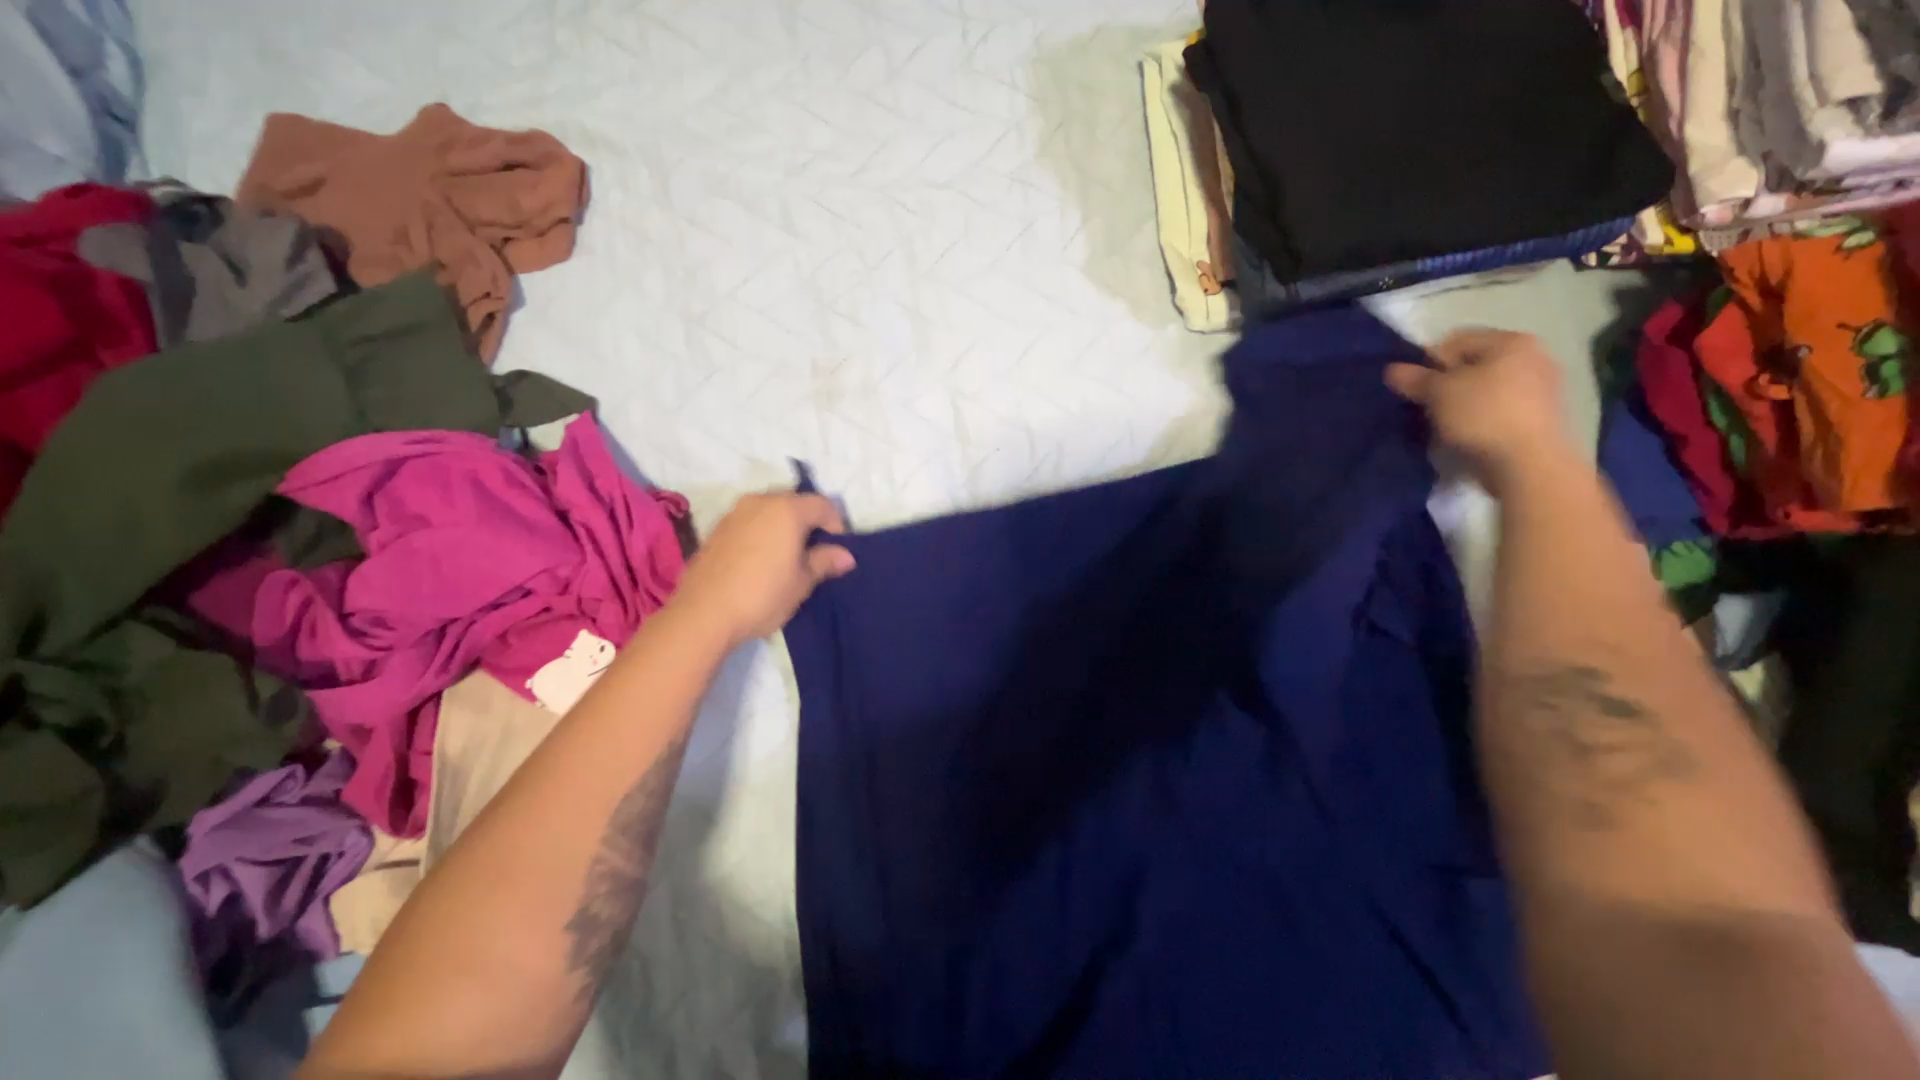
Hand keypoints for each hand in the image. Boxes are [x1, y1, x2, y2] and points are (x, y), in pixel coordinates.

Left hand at [671, 493, 855, 645]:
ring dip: (783, 525)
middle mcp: (760, 502)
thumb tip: (846, 555)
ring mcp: (734, 513)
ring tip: (787, 555)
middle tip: (814, 551)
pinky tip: (761, 559)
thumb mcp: (801, 583)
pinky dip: (762, 532)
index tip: (837, 550)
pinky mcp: (717, 528)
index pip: (821, 504)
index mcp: (787, 510)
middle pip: (794, 501)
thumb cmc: (762, 595)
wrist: (703, 613)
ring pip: (769, 509)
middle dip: (808, 521)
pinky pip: (750, 521)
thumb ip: (824, 562)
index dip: (835, 524)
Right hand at [1385, 328, 1575, 490]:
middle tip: (1429, 409)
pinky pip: (1501, 411)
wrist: (1529, 466)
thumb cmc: (1483, 416)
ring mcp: (1545, 389)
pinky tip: (1469, 438)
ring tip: (1447, 427)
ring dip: (1463, 405)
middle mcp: (1536, 357)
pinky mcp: (1544, 420)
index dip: (1429, 363)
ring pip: (1487, 390)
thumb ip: (1415, 378)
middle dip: (1447, 385)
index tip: (1416, 389)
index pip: (1457, 341)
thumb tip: (1392, 370)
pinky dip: (1482, 421)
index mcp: (1513, 341)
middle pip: (1474, 366)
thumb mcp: (1439, 393)